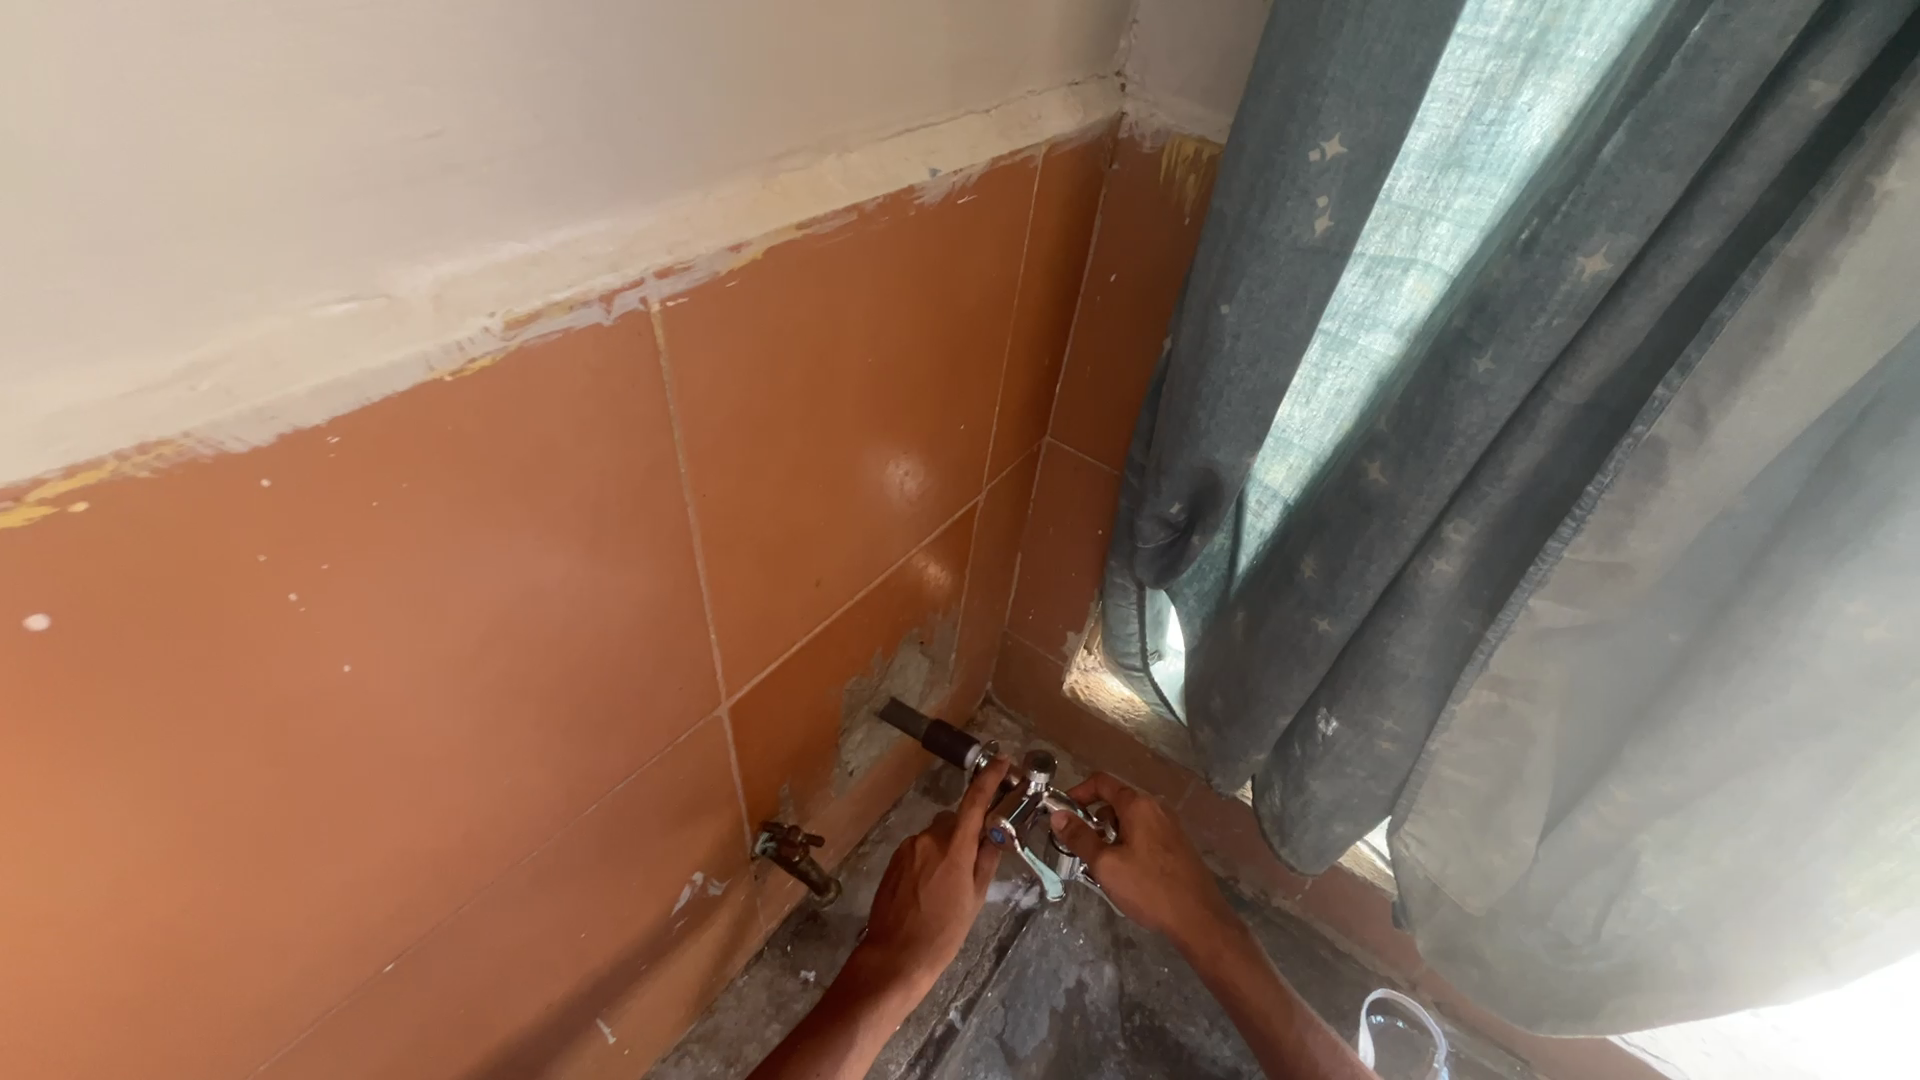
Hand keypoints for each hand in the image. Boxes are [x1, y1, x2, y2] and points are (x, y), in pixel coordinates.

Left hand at [850, 757, 1010, 995]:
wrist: (895, 955)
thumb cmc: (943, 932)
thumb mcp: (975, 898)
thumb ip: (986, 859)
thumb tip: (998, 830)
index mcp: (953, 847)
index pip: (975, 802)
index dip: (990, 778)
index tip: (1004, 761)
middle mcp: (929, 838)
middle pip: (955, 821)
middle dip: (966, 834)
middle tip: (973, 864)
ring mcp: (908, 846)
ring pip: (937, 835)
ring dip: (946, 849)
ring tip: (948, 886)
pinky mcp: (895, 858)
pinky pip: (920, 848)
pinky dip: (930, 859)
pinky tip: (929, 888)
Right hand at [1050, 772, 1237, 951]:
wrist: (1200, 920)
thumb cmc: (1149, 888)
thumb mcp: (1106, 864)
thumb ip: (1079, 837)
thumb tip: (1058, 815)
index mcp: (1138, 805)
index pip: (1101, 782)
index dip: (1078, 792)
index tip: (1063, 813)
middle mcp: (1156, 808)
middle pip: (1115, 802)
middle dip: (1093, 821)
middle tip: (1081, 848)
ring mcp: (1170, 826)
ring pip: (1130, 821)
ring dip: (1110, 836)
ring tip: (1103, 866)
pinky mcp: (1177, 846)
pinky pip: (1144, 835)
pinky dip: (1128, 845)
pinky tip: (1127, 875)